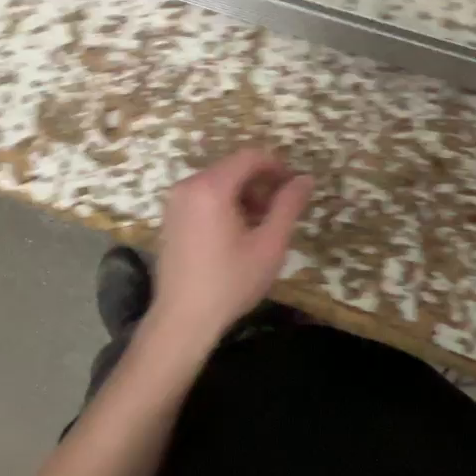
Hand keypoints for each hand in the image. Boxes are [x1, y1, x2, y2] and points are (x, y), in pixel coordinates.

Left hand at [148, 149, 313, 343]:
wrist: (183, 318)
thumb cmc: (230, 282)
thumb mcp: (269, 245)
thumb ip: (288, 206)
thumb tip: (305, 179)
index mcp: (211, 187)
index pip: (249, 157)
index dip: (277, 166)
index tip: (295, 187)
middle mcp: (188, 186)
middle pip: (232, 168)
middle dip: (260, 184)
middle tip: (280, 212)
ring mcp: (175, 201)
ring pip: (217, 183)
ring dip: (244, 195)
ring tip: (261, 226)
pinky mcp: (170, 217)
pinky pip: (202, 197)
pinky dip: (224, 205)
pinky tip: (237, 234)